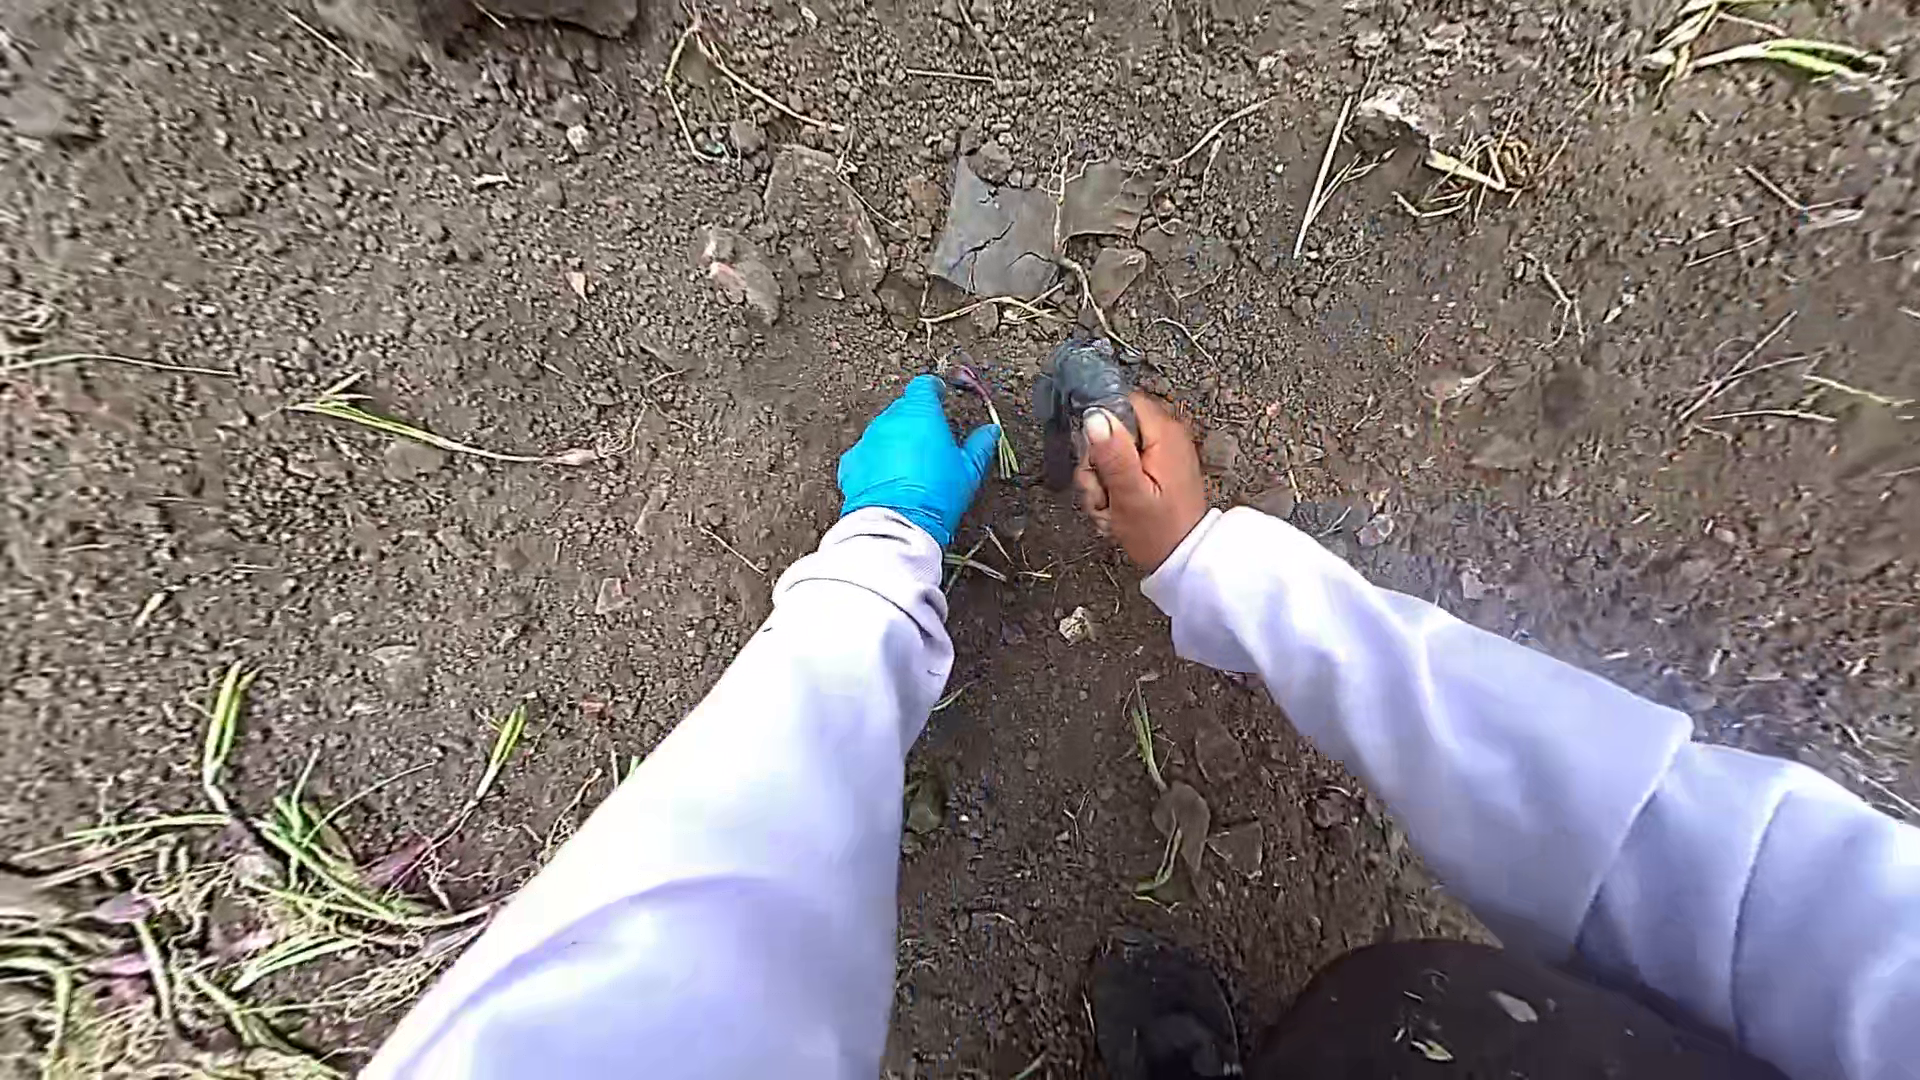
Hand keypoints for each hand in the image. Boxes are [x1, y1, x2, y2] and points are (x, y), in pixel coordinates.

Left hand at [839, 374, 1000, 546]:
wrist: (898, 524)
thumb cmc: (937, 496)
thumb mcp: (968, 472)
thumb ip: (980, 446)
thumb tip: (991, 431)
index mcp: (921, 414)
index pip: (924, 387)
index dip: (933, 389)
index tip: (940, 396)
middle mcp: (890, 420)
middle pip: (903, 409)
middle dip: (916, 419)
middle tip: (930, 440)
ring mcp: (868, 440)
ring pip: (883, 431)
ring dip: (895, 441)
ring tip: (910, 466)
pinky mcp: (852, 463)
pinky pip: (866, 455)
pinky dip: (875, 462)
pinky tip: (888, 479)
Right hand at [1074, 393, 1207, 571]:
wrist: (1182, 560)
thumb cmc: (1159, 532)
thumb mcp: (1130, 494)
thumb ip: (1112, 454)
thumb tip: (1093, 417)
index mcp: (1164, 434)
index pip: (1121, 402)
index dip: (1100, 426)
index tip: (1094, 457)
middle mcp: (1165, 437)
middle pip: (1112, 430)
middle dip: (1095, 463)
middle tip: (1102, 492)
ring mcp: (1160, 454)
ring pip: (1111, 453)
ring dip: (1100, 482)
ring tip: (1109, 507)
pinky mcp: (1154, 470)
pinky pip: (1121, 468)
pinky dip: (1111, 489)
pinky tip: (1115, 509)